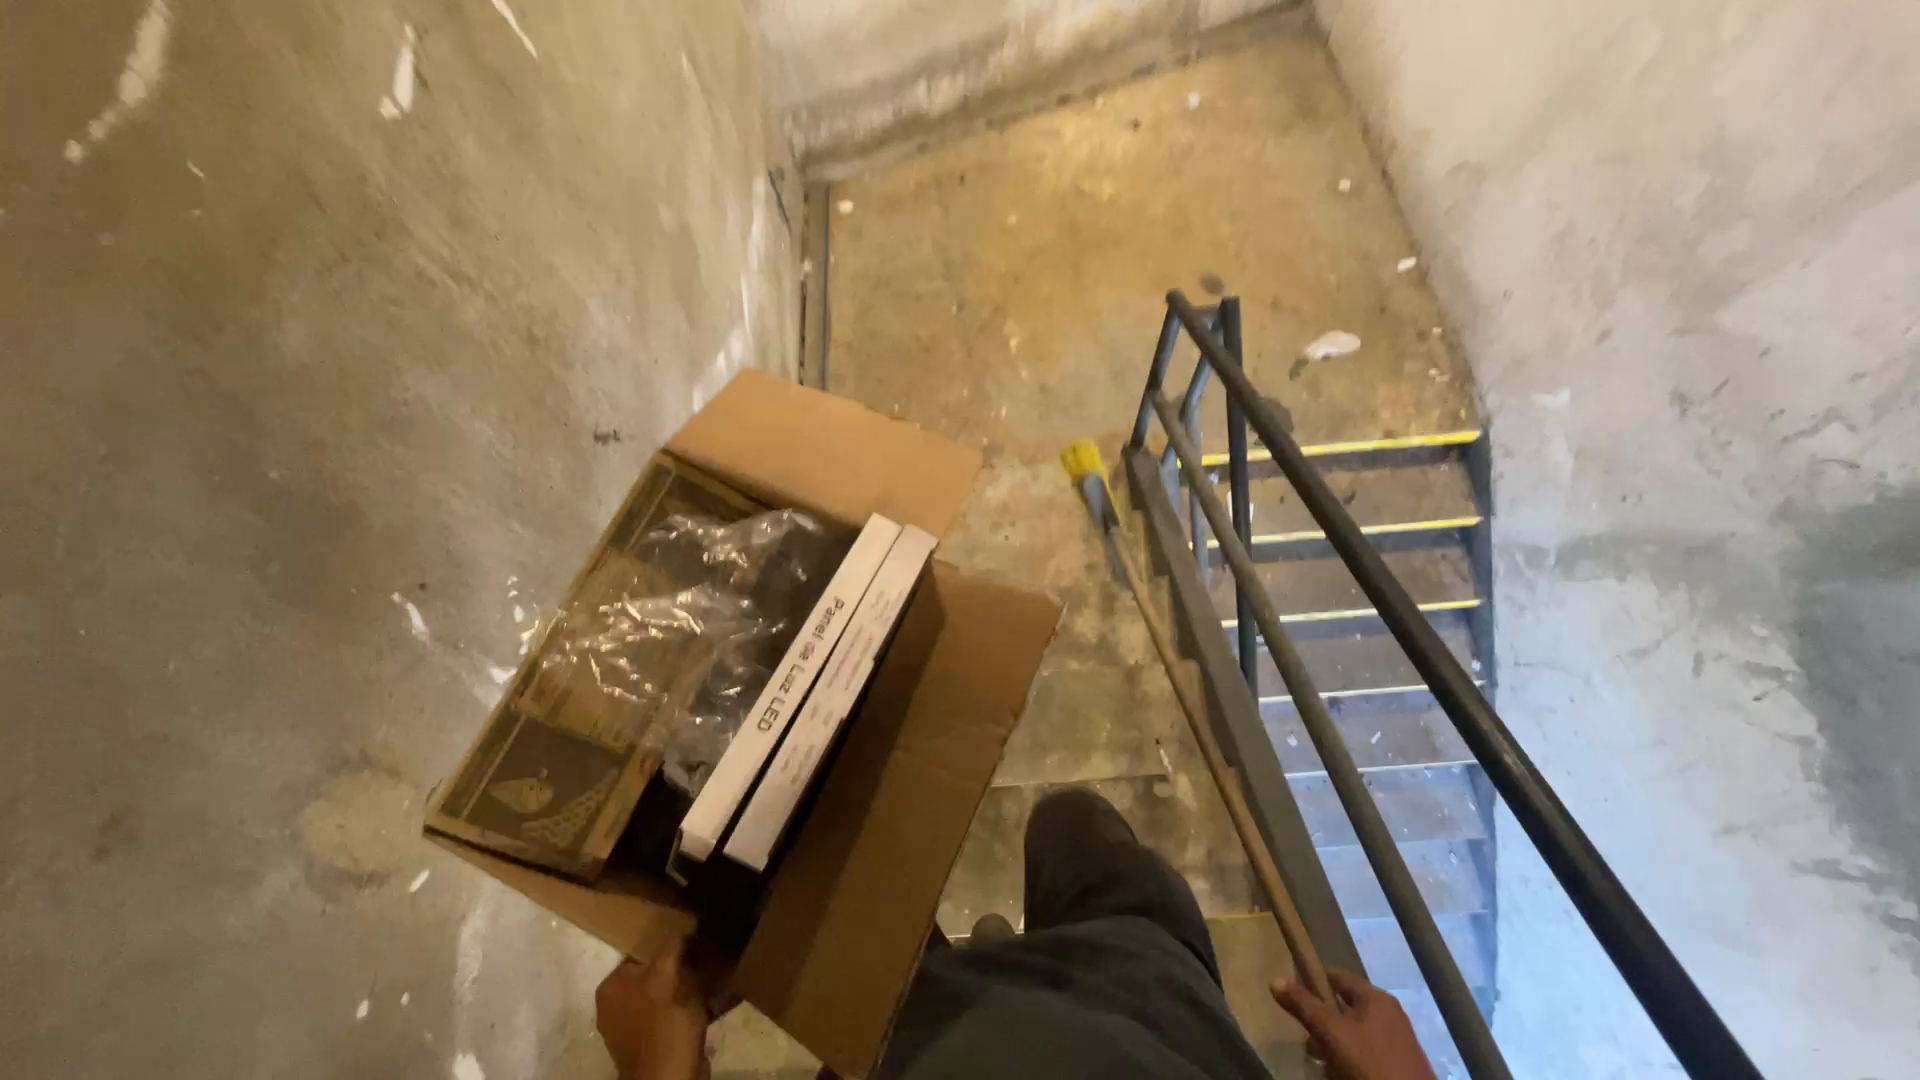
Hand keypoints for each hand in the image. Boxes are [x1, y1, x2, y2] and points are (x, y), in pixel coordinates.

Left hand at [595, 938, 725, 1079]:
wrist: (670, 1078)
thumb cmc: (664, 1022)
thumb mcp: (670, 974)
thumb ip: (672, 946)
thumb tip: (681, 930)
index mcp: (611, 988)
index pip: (642, 953)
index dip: (670, 946)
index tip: (695, 942)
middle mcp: (615, 1007)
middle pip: (656, 974)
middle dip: (683, 967)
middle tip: (708, 959)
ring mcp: (633, 1029)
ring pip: (668, 995)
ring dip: (691, 987)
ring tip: (716, 978)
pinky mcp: (654, 1044)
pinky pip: (674, 1015)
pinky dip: (692, 1008)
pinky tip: (715, 1001)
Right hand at [1270, 969, 1436, 1079]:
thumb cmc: (1372, 1066)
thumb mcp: (1332, 1034)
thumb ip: (1304, 1006)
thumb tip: (1274, 980)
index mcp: (1376, 998)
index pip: (1335, 975)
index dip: (1311, 983)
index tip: (1292, 999)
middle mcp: (1389, 1013)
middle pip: (1342, 1006)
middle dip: (1321, 1023)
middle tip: (1308, 1040)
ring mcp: (1396, 1041)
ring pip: (1351, 1032)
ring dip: (1333, 1045)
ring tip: (1321, 1063)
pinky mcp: (1398, 1065)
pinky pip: (1364, 1052)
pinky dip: (1349, 1060)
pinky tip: (1340, 1075)